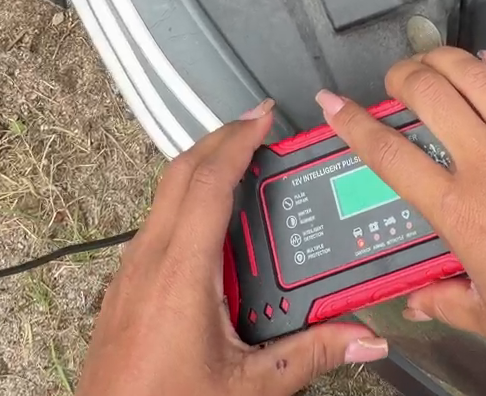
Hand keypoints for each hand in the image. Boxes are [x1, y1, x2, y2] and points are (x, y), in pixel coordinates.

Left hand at [77, 101, 389, 395]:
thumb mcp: (248, 389)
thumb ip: (310, 354)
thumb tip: (360, 335)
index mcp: (181, 273)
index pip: (210, 180)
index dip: (239, 139)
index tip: (264, 116)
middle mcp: (149, 260)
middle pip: (182, 171)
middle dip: (222, 138)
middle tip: (259, 126)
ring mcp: (130, 271)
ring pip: (165, 194)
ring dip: (203, 167)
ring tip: (243, 163)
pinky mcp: (124, 287)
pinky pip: (157, 222)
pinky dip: (188, 200)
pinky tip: (214, 222)